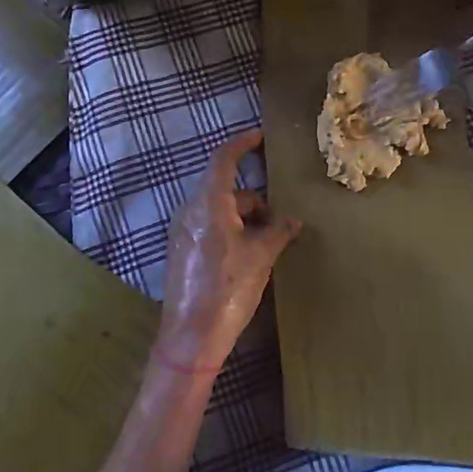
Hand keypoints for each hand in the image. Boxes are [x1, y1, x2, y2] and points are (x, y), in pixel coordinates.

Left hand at [155, 129, 301, 373]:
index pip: (223, 158)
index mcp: (208, 202)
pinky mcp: (180, 251)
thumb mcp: (261, 256)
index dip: (242, 143)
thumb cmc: (228, 288)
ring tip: (269, 241)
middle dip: (254, 197)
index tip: (261, 137)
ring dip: (244, 217)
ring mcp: (181, 231)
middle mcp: (189, 210)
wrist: (192, 334)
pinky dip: (230, 230)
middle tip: (280, 216)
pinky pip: (208, 227)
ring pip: (217, 210)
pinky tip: (247, 255)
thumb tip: (292, 220)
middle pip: (223, 188)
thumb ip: (278, 231)